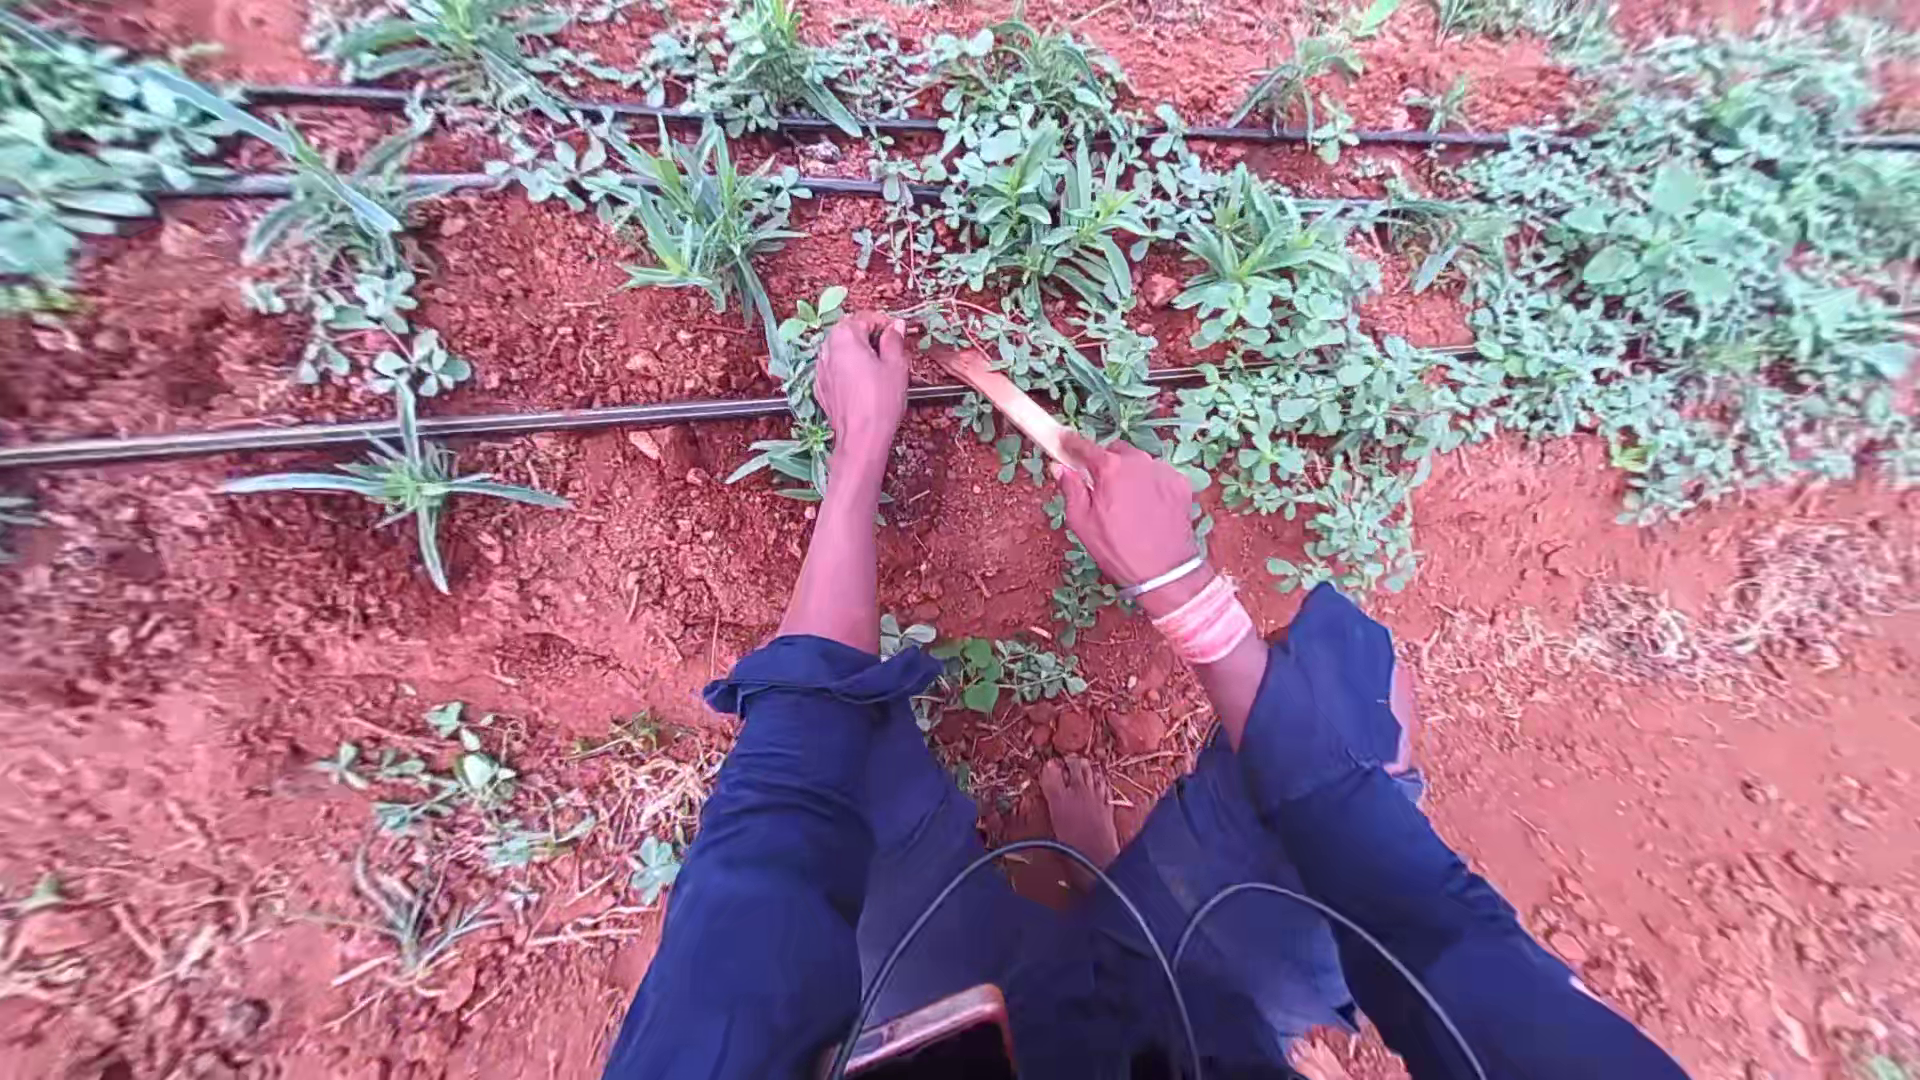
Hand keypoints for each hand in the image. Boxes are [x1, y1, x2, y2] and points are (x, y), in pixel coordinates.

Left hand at [816, 310, 908, 471]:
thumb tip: (896, 327)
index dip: (884, 323)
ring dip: (858, 355)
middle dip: (869, 338)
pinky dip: (849, 372)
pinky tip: (864, 386)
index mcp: (844, 337)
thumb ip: (894, 340)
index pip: (864, 318)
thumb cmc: (881, 402)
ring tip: (879, 371)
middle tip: (890, 352)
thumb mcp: (896, 366)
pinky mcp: (821, 389)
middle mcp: (827, 350)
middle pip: (849, 333)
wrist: (861, 438)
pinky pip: (836, 372)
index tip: (897, 333)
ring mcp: (821, 370)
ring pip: (841, 353)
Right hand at [1055, 432, 1210, 617]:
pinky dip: (1150, 484)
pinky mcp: (1181, 483)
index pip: (1085, 446)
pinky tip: (1147, 508)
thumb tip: (1060, 468)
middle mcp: (1139, 462)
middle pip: (1115, 451)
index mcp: (1111, 469)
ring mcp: (1163, 471)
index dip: (1071, 443)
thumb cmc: (1116, 548)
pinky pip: (1158, 475)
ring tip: (1126, 503)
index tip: (1062, 439)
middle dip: (1105, 463)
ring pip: (1139, 463)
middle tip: (1099, 487)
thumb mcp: (1081, 522)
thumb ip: (1070, 489)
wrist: (1163, 570)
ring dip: (1129, 474)